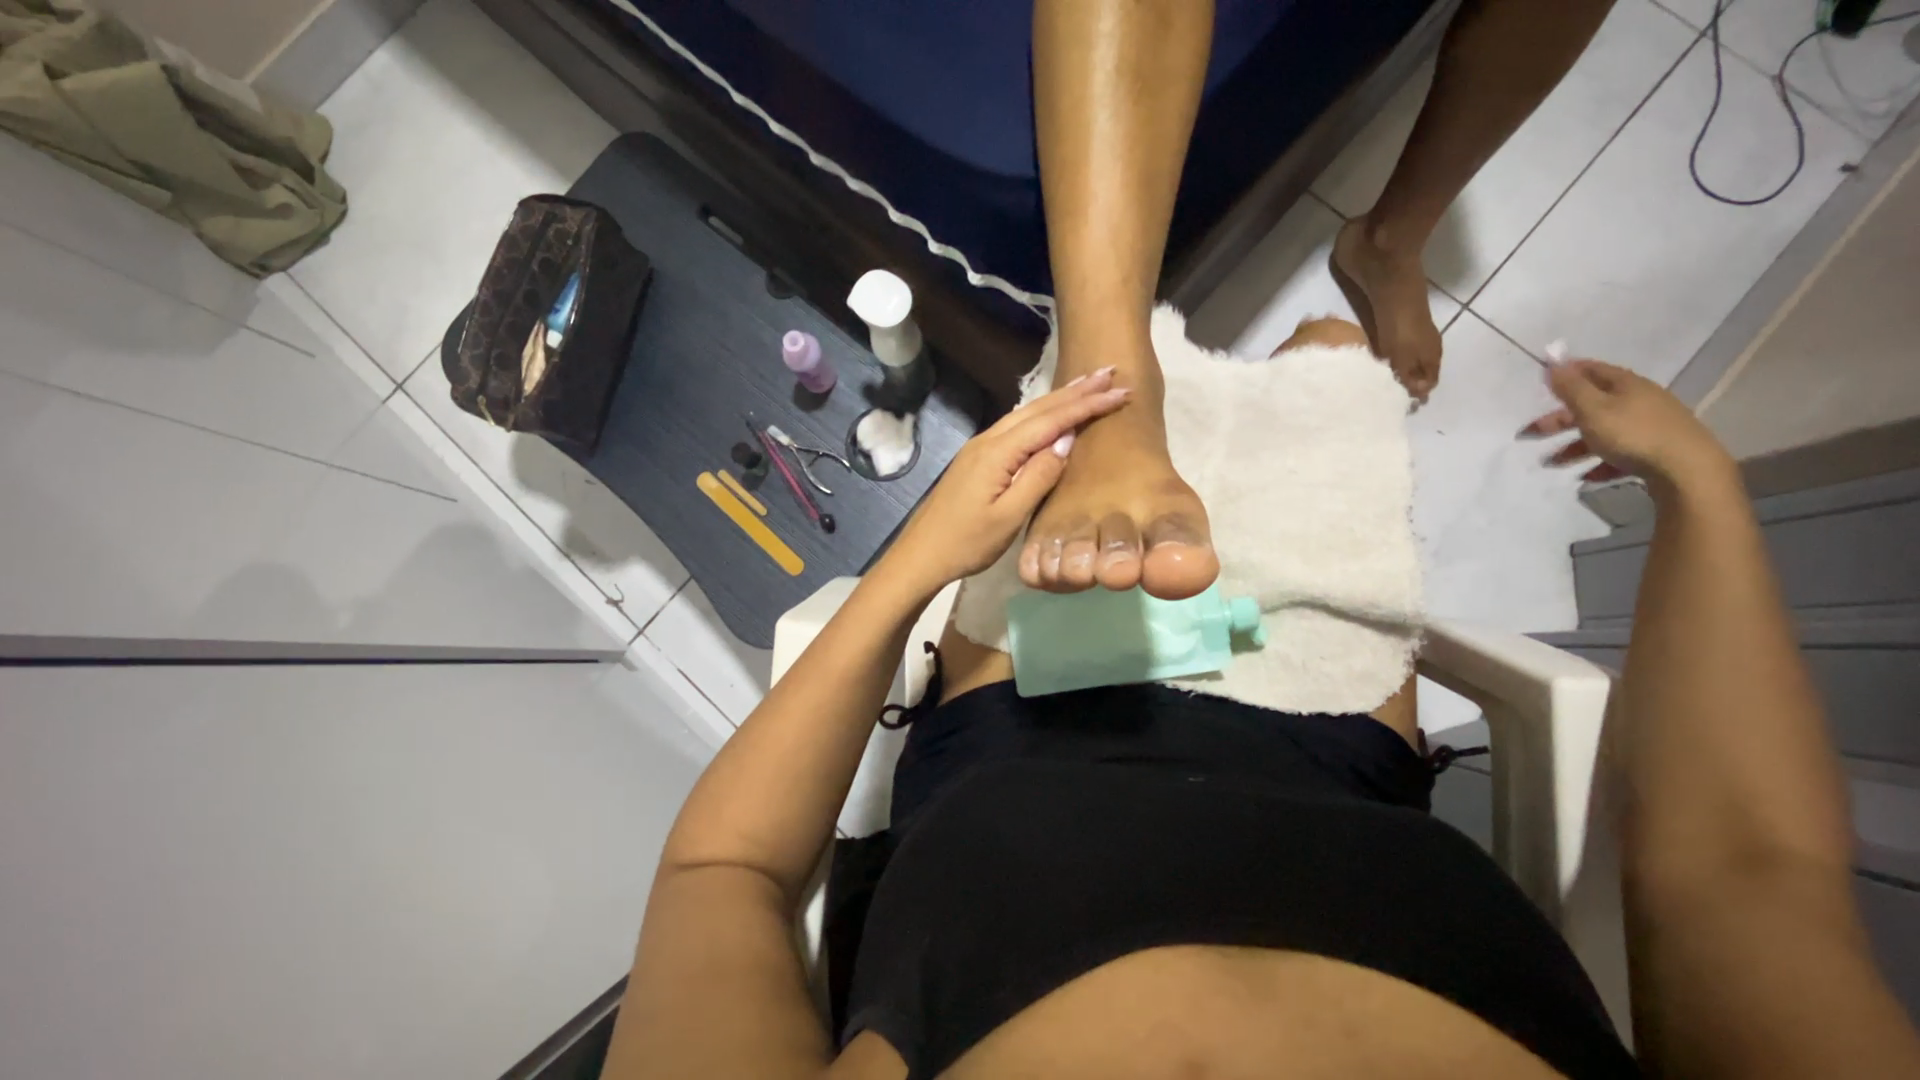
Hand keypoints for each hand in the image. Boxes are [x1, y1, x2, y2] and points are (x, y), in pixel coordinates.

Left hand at [878, 367, 1131, 594]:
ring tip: (1088, 384)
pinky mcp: (977, 458)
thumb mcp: (1009, 517)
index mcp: (998, 452)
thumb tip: (1066, 440)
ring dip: (1059, 398)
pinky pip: (1016, 426)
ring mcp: (980, 447)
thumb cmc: (966, 543)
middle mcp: (989, 440)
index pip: (1050, 421)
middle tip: (1110, 372)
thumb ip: (1038, 476)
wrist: (922, 554)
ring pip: (1025, 414)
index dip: (1086, 405)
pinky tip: (1052, 413)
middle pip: (1038, 408)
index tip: (1119, 391)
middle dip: (1076, 390)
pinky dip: (1041, 414)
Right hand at [1522, 359, 1731, 486]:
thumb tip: (1552, 361)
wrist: (1686, 469)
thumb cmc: (1632, 433)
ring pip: (1603, 432)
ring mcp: (1650, 425)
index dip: (1568, 371)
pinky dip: (1600, 462)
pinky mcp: (1656, 450)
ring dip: (1574, 446)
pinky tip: (1587, 477)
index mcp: (1625, 385)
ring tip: (1552, 464)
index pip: (1592, 370)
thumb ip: (1570, 387)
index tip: (1545, 377)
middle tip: (1531, 432)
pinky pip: (1620, 453)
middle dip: (1559, 419)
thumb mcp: (1593, 409)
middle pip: (1592, 405)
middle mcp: (1639, 400)